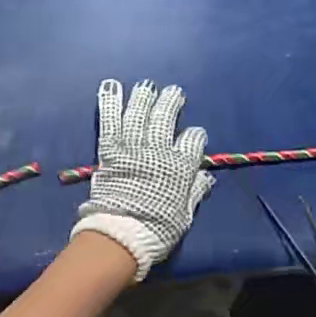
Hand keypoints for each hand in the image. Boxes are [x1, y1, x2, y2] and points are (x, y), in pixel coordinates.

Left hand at [70, 79, 212, 280]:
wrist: (123, 231)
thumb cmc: (157, 228)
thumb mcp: (184, 213)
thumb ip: (194, 192)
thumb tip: (206, 177)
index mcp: (182, 166)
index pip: (193, 141)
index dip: (194, 136)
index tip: (194, 134)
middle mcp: (159, 151)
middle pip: (166, 120)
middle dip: (170, 103)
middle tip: (173, 91)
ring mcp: (133, 147)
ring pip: (140, 115)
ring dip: (143, 97)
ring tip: (147, 85)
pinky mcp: (110, 149)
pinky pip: (110, 120)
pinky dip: (109, 101)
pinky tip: (110, 85)